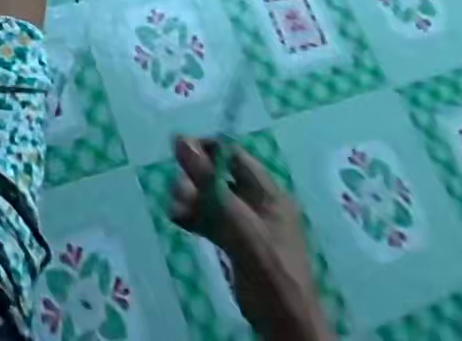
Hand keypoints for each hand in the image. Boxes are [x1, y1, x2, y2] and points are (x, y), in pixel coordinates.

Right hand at [170, 136, 331, 340]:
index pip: (233, 155)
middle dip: (194, 180)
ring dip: (190, 200)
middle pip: (219, 177)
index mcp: (268, 192)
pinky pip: (211, 221)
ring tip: (175, 209)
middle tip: (177, 191)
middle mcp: (258, 203)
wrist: (286, 328)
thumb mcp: (237, 221)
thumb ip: (208, 182)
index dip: (206, 150)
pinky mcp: (237, 244)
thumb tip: (179, 139)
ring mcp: (248, 225)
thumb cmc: (267, 268)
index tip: (179, 155)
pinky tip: (177, 220)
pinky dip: (194, 218)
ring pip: (212, 199)